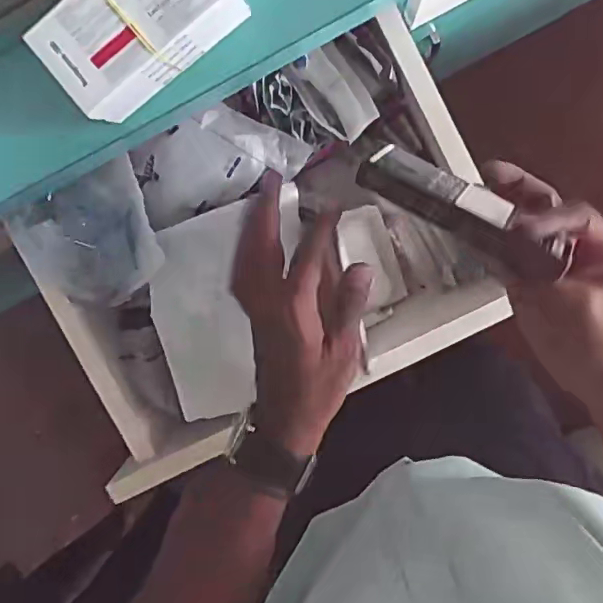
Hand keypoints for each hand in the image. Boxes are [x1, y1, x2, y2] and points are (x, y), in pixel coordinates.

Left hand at [232, 173, 373, 455]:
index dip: (320, 230)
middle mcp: (268, 303)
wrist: (283, 421)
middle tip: (274, 181)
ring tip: (262, 199)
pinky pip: (243, 271)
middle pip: (262, 249)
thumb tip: (359, 267)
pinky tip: (254, 239)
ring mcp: (255, 308)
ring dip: (254, 225)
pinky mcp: (252, 314)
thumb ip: (349, 307)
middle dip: (267, 212)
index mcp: (294, 311)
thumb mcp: (343, 352)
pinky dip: (246, 248)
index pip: (307, 260)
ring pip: (246, 258)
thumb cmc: (317, 389)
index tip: (331, 206)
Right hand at [482, 161, 602, 410]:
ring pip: (523, 232)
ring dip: (501, 215)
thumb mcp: (580, 304)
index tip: (522, 229)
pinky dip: (491, 248)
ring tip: (478, 197)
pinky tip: (474, 236)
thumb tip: (508, 255)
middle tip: (493, 174)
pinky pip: (509, 260)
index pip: (573, 214)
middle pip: (546, 210)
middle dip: (519, 191)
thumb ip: (541, 276)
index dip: (547, 217)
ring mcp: (551, 266)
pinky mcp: (531, 286)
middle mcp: (576, 249)